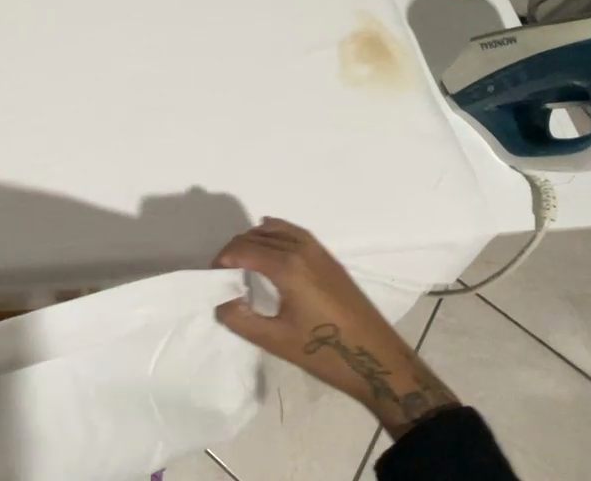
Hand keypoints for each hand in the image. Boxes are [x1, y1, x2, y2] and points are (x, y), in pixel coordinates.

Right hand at [213, 218, 457, 436]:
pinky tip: (271, 247)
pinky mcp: (329, 258)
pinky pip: (293, 232)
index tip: (212, 278)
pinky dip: (275, 233)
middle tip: (224, 275)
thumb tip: (220, 302)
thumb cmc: (326, 353)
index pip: (242, 249)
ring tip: (243, 263)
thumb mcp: (276, 341)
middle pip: (255, 236)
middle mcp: (300, 249)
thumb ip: (240, 319)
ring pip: (274, 229)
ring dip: (254, 240)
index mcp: (286, 266)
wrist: (378, 361)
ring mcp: (318, 251)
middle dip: (234, 250)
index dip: (221, 260)